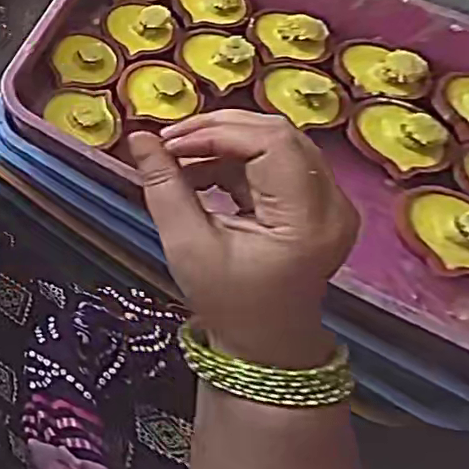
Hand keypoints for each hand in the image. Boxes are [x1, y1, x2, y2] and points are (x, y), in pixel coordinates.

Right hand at [127, 111, 357, 368]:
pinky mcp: (312, 200)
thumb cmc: (225, 298)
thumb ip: (163, 185)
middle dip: (216, 129)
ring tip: (177, 158)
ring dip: (220, 140)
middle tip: (167, 143)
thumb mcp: (184, 242)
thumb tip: (138, 137)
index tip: (167, 146)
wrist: (265, 340)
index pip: (272, 144)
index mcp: (307, 218)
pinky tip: (197, 174)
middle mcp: (331, 202)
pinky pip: (271, 158)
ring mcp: (327, 200)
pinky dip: (229, 157)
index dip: (215, 133)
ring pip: (274, 141)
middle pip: (277, 133)